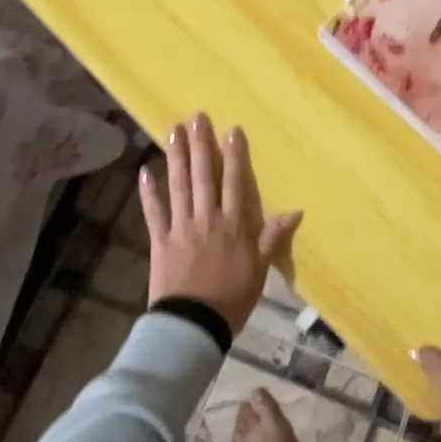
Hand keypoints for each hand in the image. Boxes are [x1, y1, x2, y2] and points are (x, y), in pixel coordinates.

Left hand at [141, 113, 302, 335]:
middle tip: (197, 117)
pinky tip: (144, 171)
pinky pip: (154, 212)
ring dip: (176, 157)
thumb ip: (272, 237)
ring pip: (179, 185)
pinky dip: (149, 192)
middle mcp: (207, 218)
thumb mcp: (260, 269)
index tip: (231, 129)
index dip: (234, 154)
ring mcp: (181, 227)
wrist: (194, 325)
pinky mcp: (160, 240)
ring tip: (174, 131)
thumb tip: (296, 211)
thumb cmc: (232, 298)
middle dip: (201, 144)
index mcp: (234, 224)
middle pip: (204, 175)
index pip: (234, 181)